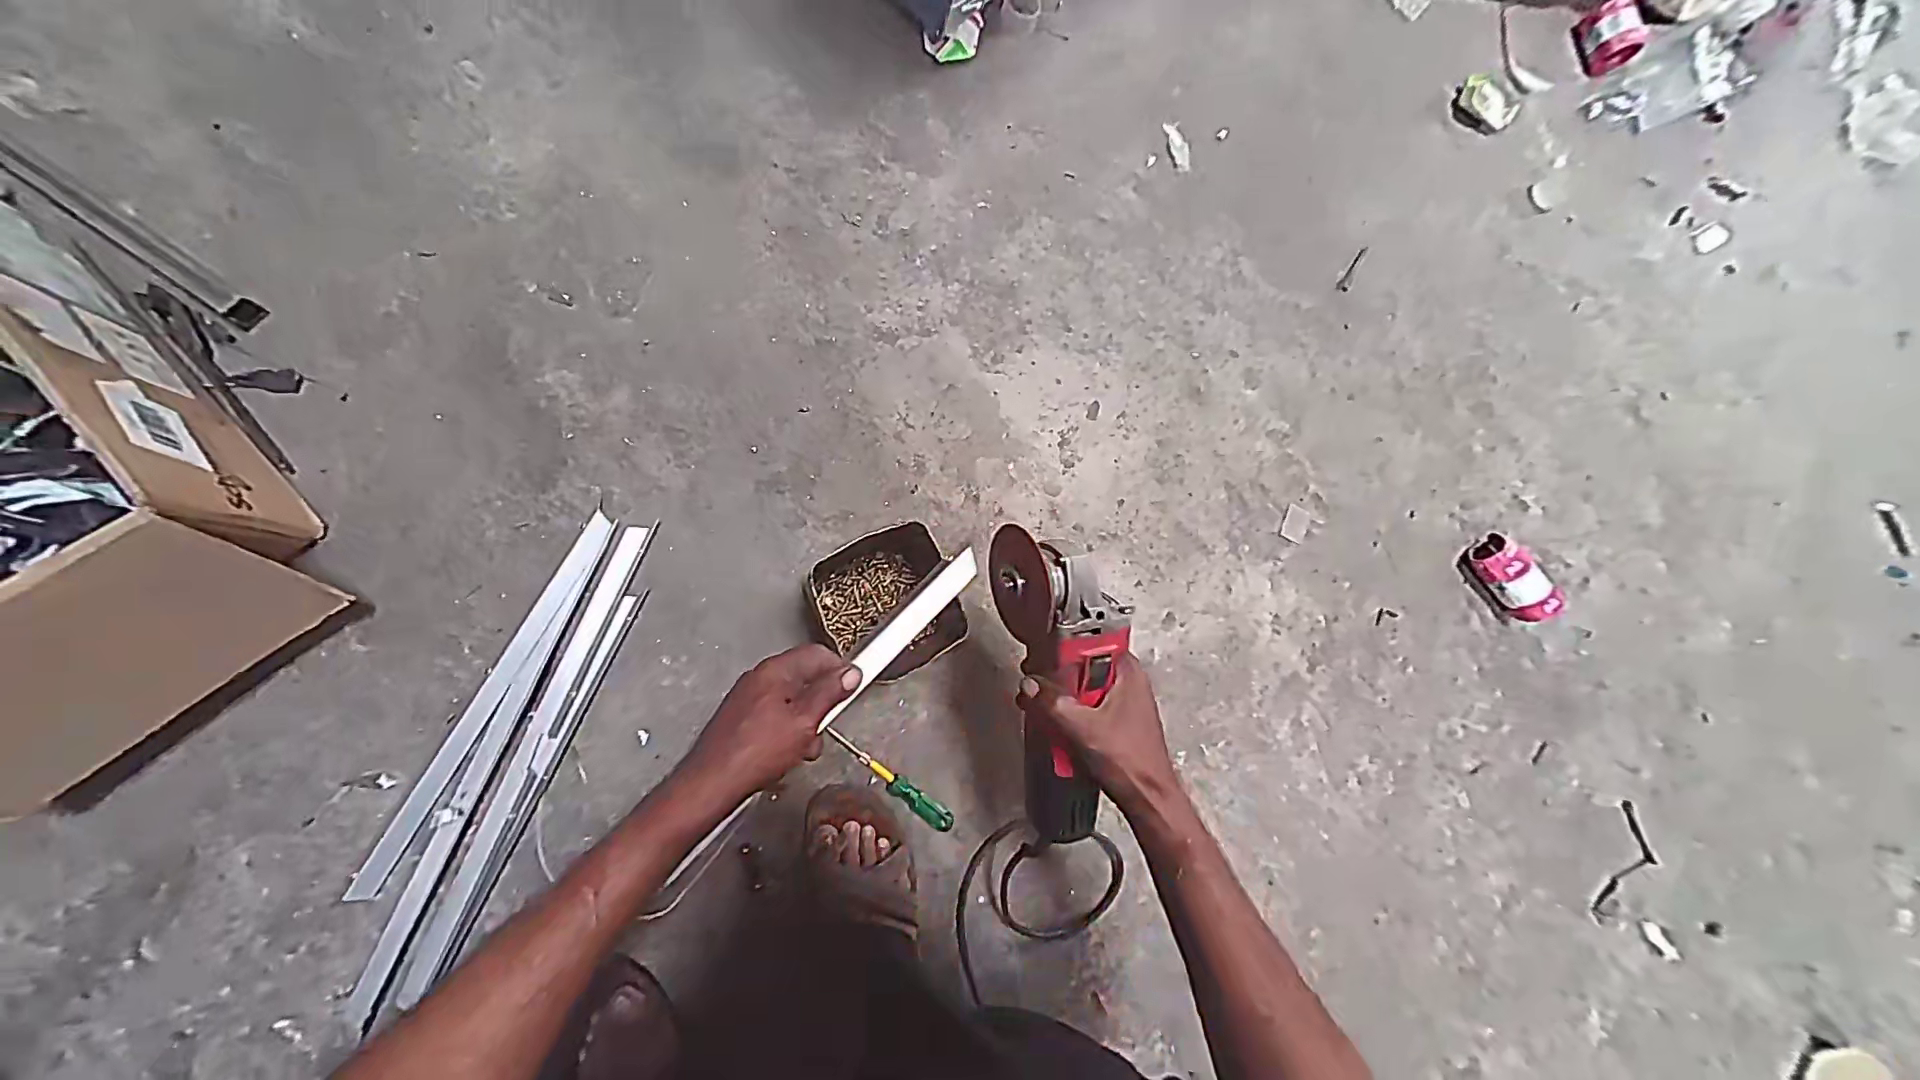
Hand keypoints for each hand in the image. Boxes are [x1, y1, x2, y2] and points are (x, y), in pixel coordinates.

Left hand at [679, 645, 859, 798]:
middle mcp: (759, 679)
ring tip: (802, 747)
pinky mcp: (742, 719)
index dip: (840, 670)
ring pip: (791, 700)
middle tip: (824, 724)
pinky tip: (784, 754)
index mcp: (774, 671)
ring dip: (805, 722)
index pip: (817, 654)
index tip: (852, 687)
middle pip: (805, 678)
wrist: (712, 784)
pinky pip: (775, 716)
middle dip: (821, 702)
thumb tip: (850, 674)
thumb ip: (830, 694)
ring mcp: (748, 698)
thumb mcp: (804, 722)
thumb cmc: (753, 753)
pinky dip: (786, 731)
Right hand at [1016, 651, 1181, 815]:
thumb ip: (1050, 702)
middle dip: (1057, 679)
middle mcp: (1128, 682)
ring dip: (1062, 701)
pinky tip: (1060, 731)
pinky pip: (1088, 709)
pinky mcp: (1118, 721)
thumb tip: (1030, 686)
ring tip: (1044, 712)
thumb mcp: (1079, 726)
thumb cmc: (1130, 762)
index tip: (1043, 658)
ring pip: (1083, 690)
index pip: (1090, 642)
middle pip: (1083, 667)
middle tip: (1038, 688)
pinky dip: (1072, 716)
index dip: (1063, 649)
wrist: (1147, 799)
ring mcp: (1124, 702)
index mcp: (1127, 671)